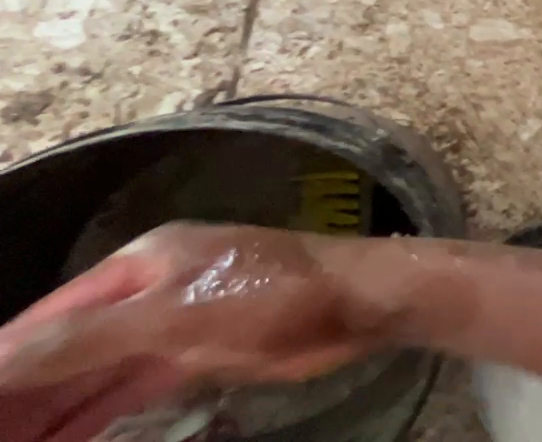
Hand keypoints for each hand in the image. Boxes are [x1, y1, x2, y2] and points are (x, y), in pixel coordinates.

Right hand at [0, 223, 390, 441]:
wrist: (362, 301)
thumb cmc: (276, 295)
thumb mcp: (177, 312)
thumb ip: (83, 338)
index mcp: (142, 263)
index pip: (37, 323)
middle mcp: (149, 290)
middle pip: (56, 353)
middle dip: (14, 399)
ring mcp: (174, 325)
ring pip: (85, 378)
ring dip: (41, 416)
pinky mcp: (198, 356)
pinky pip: (122, 392)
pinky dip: (83, 422)